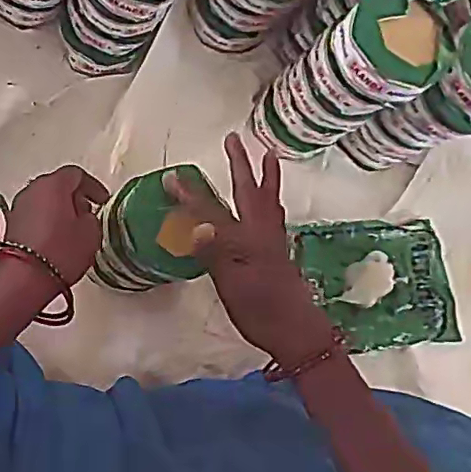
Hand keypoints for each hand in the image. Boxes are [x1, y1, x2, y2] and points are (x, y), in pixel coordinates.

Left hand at [4, 165, 109, 284]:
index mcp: (54, 184)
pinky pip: (34, 216)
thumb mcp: (91, 233)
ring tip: (73, 229)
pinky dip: (46, 221)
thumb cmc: (59, 252)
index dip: (93, 186)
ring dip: (59, 210)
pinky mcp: (12, 225)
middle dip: (74, 197)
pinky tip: (56, 239)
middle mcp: (32, 190)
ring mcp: (19, 207)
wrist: (24, 278)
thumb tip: (84, 216)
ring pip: (44, 200)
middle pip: (57, 185)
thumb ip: (92, 217)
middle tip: (88, 212)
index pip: (76, 174)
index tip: (102, 199)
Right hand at [166, 133, 337, 363]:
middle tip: (233, 139)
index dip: (191, 196)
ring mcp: (273, 241)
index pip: (212, 212)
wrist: (297, 332)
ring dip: (265, 176)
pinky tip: (273, 202)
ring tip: (268, 154)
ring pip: (269, 200)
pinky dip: (273, 199)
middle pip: (248, 191)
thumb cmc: (261, 311)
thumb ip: (215, 255)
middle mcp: (261, 233)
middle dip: (239, 164)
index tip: (173, 178)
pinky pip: (276, 215)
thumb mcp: (232, 285)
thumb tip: (196, 228)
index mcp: (245, 239)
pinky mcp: (279, 251)